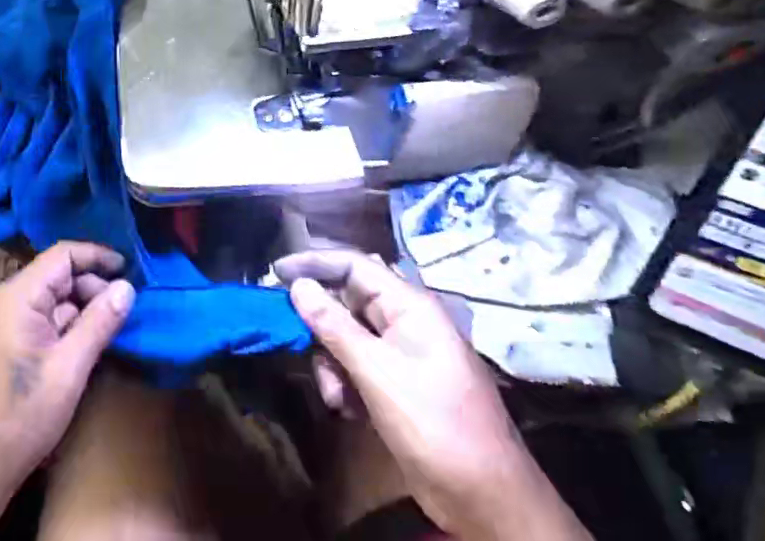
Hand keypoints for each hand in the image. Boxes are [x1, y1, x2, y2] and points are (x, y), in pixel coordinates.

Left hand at [0, 243, 135, 483]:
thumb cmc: (24, 413)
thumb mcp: (71, 366)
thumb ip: (100, 321)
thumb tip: (128, 287)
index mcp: (18, 294)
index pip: (63, 254)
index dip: (98, 256)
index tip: (131, 269)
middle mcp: (9, 299)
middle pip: (59, 275)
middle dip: (94, 285)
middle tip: (127, 308)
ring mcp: (6, 321)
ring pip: (54, 299)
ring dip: (84, 307)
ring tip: (116, 325)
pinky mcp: (9, 342)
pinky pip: (44, 319)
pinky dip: (69, 324)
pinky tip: (91, 341)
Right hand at [275, 251, 587, 540]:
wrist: (489, 501)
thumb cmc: (435, 427)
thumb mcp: (377, 373)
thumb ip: (334, 326)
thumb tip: (299, 286)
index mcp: (411, 307)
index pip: (354, 265)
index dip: (313, 263)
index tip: (274, 272)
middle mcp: (407, 322)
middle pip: (347, 300)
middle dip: (321, 323)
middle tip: (294, 338)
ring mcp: (404, 353)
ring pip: (348, 335)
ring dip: (331, 361)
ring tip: (335, 396)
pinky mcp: (399, 383)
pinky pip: (359, 364)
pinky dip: (345, 381)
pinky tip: (347, 409)